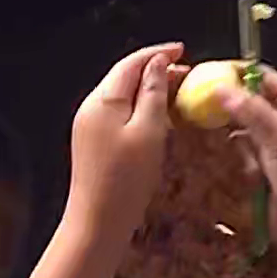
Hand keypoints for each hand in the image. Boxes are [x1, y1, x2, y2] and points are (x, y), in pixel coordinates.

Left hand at [66, 42, 183, 239]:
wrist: (95, 228)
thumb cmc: (125, 180)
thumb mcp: (148, 131)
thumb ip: (153, 92)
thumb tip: (158, 62)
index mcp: (103, 100)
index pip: (132, 62)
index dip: (158, 52)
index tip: (182, 49)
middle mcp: (92, 106)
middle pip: (126, 75)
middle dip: (155, 68)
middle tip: (186, 72)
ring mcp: (90, 124)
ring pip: (123, 92)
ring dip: (149, 86)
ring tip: (176, 89)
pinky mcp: (93, 141)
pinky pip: (119, 110)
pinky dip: (140, 104)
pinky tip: (157, 113)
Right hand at [214, 67, 276, 260]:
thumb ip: (250, 110)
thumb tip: (219, 87)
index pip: (266, 79)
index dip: (243, 72)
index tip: (214, 70)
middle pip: (251, 104)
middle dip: (229, 100)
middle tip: (197, 95)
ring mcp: (270, 150)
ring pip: (242, 130)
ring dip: (225, 127)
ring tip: (196, 119)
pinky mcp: (259, 174)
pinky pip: (239, 155)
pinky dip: (226, 152)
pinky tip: (207, 148)